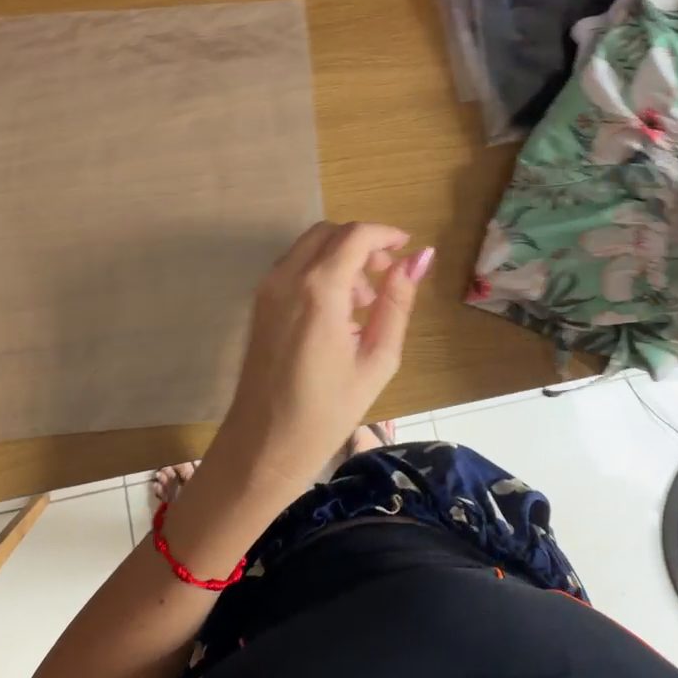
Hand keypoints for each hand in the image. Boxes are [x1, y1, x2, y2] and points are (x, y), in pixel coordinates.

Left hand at [204, 222, 434, 498]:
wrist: (263, 444)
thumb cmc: (327, 412)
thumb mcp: (376, 360)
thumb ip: (397, 303)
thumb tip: (418, 259)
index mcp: (319, 290)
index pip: (355, 236)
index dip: (386, 234)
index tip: (407, 248)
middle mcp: (287, 277)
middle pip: (330, 233)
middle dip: (363, 244)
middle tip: (387, 277)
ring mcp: (267, 289)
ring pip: (309, 247)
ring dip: (341, 257)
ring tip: (365, 303)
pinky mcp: (259, 304)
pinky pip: (293, 267)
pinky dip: (319, 271)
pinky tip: (337, 313)